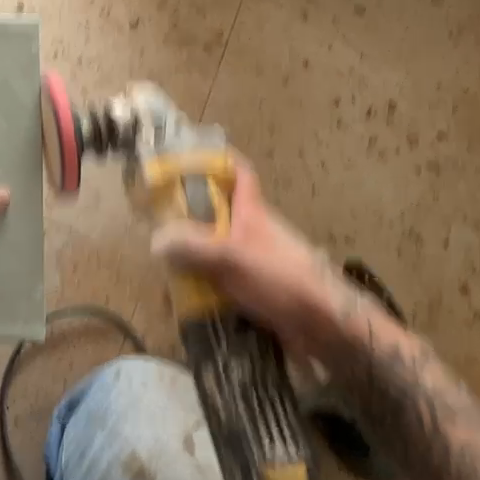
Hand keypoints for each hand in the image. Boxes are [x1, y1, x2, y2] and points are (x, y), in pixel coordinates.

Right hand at [150, 162, 343, 352]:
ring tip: (165, 259)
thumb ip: (191, 246)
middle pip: (224, 210)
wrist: (324, 322)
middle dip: (194, 212)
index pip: (239, 173)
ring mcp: (259, 259)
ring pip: (221, 246)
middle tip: (160, 217)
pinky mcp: (259, 289)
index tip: (191, 157)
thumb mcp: (229, 256)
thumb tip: (155, 241)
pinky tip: (186, 295)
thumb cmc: (278, 276)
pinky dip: (206, 283)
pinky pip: (226, 279)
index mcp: (252, 211)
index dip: (219, 160)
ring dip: (197, 252)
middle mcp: (256, 230)